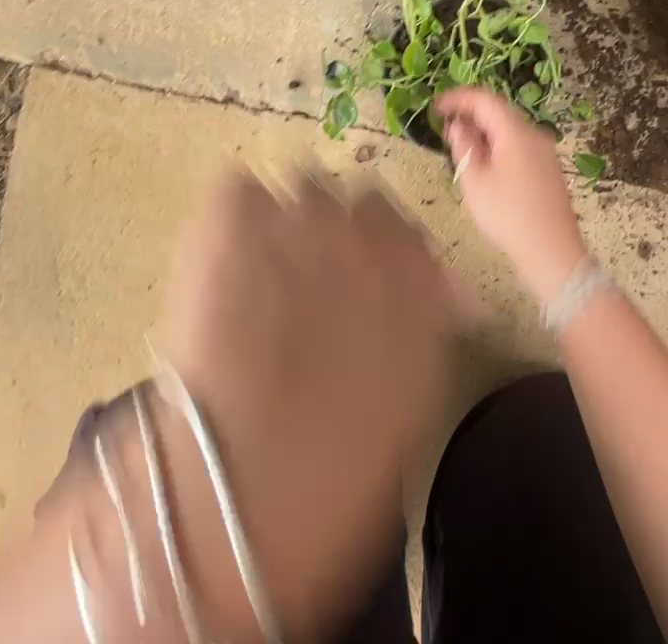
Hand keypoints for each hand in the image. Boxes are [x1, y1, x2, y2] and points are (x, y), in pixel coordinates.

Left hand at [160, 170, 456, 638]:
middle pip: (357, 199)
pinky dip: (237, 215)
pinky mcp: (234, 217)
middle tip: (306, 278)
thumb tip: (441, 301)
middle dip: (337, 230)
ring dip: (289, 220)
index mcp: (417, 278)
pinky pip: (241, 191)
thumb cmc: (336, 470)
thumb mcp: (412, 402)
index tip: (361, 280)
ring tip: (260, 273)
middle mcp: (368, 232)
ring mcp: (301, 216)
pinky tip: (225, 262)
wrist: (243, 480)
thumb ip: (426, 331)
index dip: (380, 253)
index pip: (403, 229)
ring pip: (300, 186)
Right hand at [434, 87, 588, 300]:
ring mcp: (545, 152)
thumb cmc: (508, 215)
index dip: (457, 99)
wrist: (551, 251)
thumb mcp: (475, 181)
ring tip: (461, 148)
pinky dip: (498, 145)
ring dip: (484, 132)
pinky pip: (519, 145)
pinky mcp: (548, 169)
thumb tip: (458, 126)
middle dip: (470, 115)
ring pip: (510, 130)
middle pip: (500, 112)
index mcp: (516, 133)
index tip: (435, 107)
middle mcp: (535, 135)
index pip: (484, 100)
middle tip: (445, 129)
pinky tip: (486, 164)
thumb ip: (464, 147)